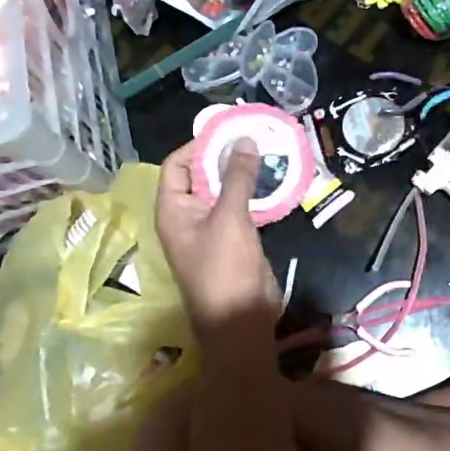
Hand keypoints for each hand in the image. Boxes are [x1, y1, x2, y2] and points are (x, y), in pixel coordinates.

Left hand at [157, 140, 282, 335]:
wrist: (240, 320)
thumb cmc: (224, 268)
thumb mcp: (229, 218)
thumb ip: (236, 177)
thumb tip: (244, 140)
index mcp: (173, 210)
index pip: (177, 165)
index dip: (199, 145)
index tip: (230, 130)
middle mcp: (188, 216)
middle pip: (201, 175)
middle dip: (226, 155)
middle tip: (255, 135)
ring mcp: (212, 228)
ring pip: (224, 191)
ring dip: (243, 173)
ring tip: (269, 151)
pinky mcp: (235, 239)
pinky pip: (241, 207)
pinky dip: (254, 192)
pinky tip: (276, 180)